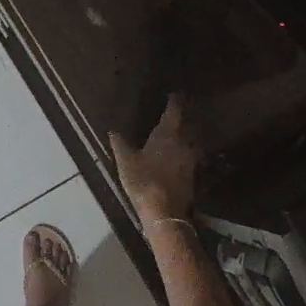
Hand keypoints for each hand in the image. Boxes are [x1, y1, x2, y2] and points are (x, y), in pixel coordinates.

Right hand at [110, 92, 198, 222]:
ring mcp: (190, 159)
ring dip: (187, 135)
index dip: (174, 101)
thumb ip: (120, 144)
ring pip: (191, 141)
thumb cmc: (144, 179)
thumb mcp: (126, 160)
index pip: (174, 111)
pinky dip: (186, 151)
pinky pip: (191, 156)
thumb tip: (113, 130)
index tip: (174, 94)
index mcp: (167, 134)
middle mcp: (183, 143)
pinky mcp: (193, 174)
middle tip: (176, 112)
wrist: (165, 211)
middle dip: (182, 118)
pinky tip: (178, 156)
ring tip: (178, 133)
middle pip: (187, 125)